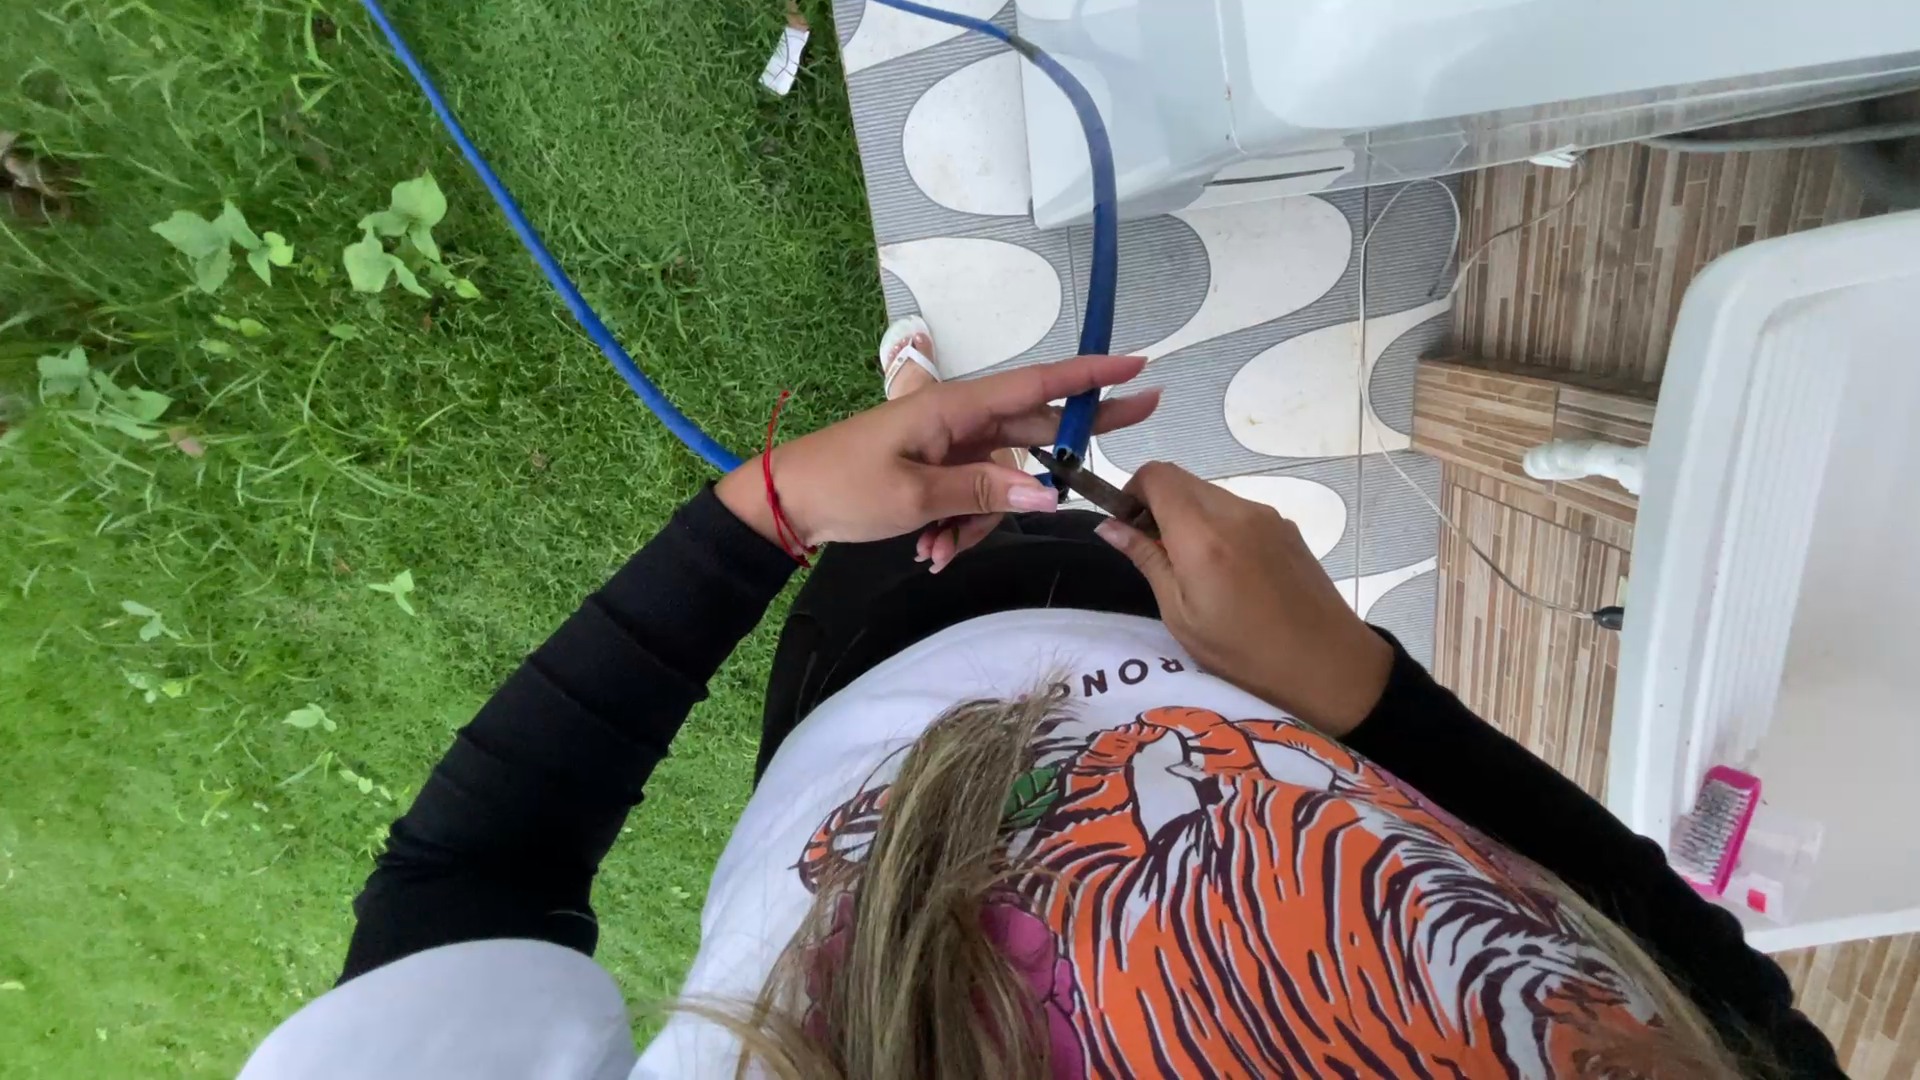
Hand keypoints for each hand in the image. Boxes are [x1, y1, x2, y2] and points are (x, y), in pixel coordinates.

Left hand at [716, 354, 1158, 569]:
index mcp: (955, 410)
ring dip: (980, 523)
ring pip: (1001, 482)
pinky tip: (930, 551)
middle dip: (1070, 448)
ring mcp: (950, 449)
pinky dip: (960, 528)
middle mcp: (960, 423)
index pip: (1035, 386)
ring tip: (937, 552)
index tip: (1137, 368)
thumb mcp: (916, 495)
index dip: (1089, 378)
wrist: (789, 503)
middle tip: (1141, 424)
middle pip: (1032, 430)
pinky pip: (973, 499)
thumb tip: (1046, 494)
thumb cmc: (845, 486)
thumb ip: (984, 492)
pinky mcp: (938, 473)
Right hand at [1094, 462, 1392, 735]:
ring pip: (1208, 493)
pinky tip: (1226, 570)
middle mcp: (1234, 512)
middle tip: (1153, 548)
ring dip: (1186, 514)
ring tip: (1190, 565)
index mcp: (1202, 536)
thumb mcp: (1180, 614)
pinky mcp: (1284, 525)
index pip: (1156, 475)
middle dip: (1155, 502)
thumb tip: (1109, 525)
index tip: (1128, 526)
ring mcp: (1265, 515)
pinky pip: (1236, 509)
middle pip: (1180, 479)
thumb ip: (1146, 560)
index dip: (1132, 491)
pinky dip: (1215, 523)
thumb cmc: (1242, 652)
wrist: (1329, 666)